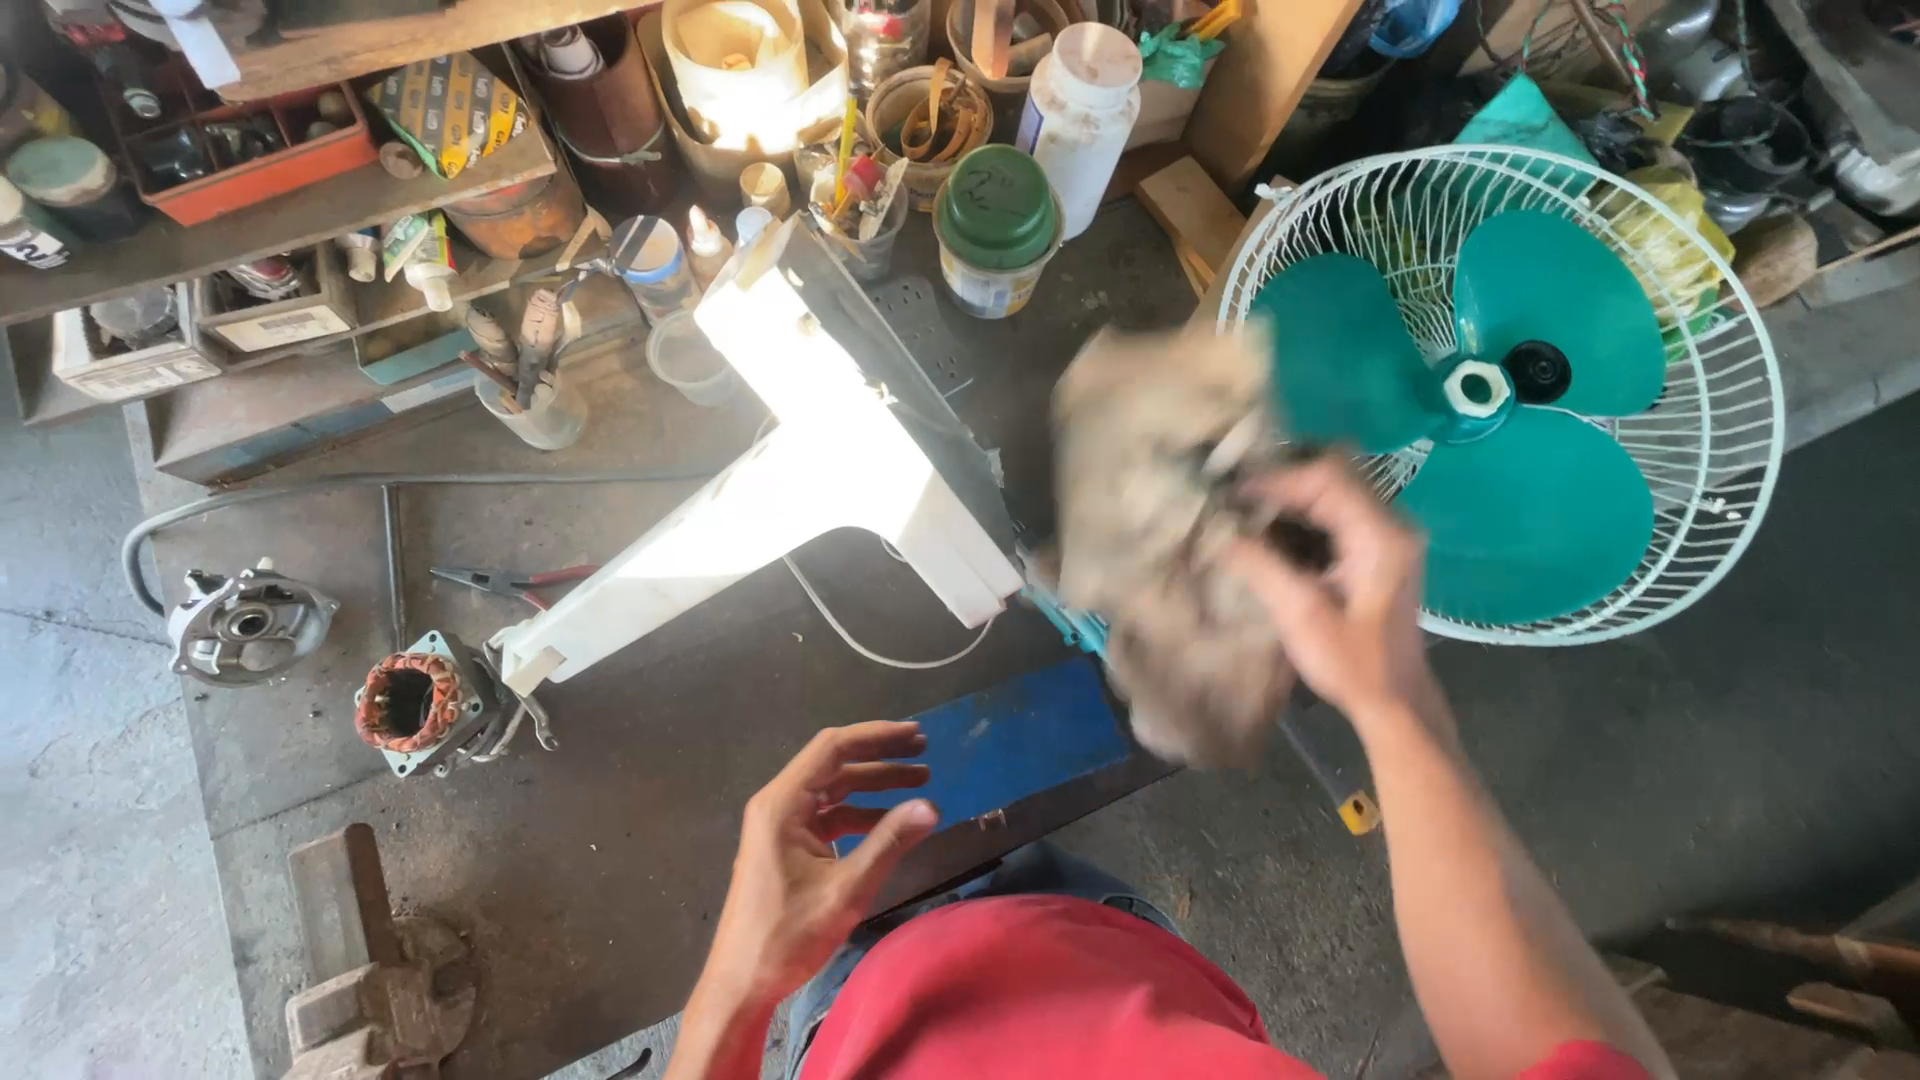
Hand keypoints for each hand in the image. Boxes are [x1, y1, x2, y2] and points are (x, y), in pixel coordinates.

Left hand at [700, 720, 940, 1007]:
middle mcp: (779, 803)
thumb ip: (888, 842)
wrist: (740, 985)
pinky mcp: (789, 845)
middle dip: (881, 756)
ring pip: (835, 789)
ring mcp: (782, 824)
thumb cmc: (786, 936)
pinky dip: (861, 812)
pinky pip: (830, 815)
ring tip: (920, 780)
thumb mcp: (845, 890)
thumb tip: (932, 807)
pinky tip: (892, 821)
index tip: (915, 735)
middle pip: (835, 763)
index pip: (832, 748)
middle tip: (924, 751)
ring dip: (875, 784)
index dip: (876, 736)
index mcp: (782, 803)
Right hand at [1224, 457, 1437, 729]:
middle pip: (1333, 469)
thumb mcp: (1300, 615)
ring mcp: (1382, 532)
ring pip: (1331, 484)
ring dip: (1286, 490)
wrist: (1394, 701)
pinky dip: (1296, 508)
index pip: (1327, 477)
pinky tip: (1265, 525)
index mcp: (1381, 535)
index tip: (1231, 493)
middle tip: (1234, 491)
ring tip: (1242, 505)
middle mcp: (1389, 522)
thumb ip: (1260, 565)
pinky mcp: (1371, 545)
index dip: (1275, 477)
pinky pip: (1331, 507)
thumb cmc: (1353, 664)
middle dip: (1280, 474)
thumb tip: (1214, 529)